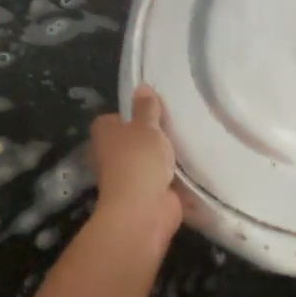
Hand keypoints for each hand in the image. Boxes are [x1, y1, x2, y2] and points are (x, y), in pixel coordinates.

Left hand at [88, 86, 181, 241]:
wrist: (143, 210)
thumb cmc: (138, 160)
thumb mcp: (146, 126)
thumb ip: (147, 107)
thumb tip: (141, 86)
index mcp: (104, 134)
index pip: (114, 119)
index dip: (131, 115)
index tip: (153, 111)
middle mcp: (110, 155)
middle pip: (131, 140)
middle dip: (150, 136)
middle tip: (176, 124)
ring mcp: (127, 177)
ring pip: (146, 160)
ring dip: (162, 157)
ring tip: (187, 142)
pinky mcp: (145, 194)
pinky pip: (160, 179)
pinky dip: (172, 176)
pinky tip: (191, 165)